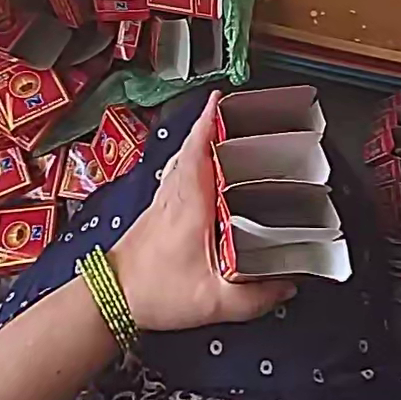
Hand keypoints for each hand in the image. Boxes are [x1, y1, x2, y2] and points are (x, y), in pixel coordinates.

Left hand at [109, 92, 295, 330]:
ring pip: (184, 156)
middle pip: (193, 145)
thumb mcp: (213, 301)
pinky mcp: (160, 207)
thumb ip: (255, 297)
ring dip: (202, 138)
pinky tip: (208, 164)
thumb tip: (288, 285)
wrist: (112, 297)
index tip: (221, 98)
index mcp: (190, 202)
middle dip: (214, 123)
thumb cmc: (156, 292)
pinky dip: (194, 156)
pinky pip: (180, 170)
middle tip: (238, 110)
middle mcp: (176, 192)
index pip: (198, 149)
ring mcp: (165, 197)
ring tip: (228, 129)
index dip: (209, 122)